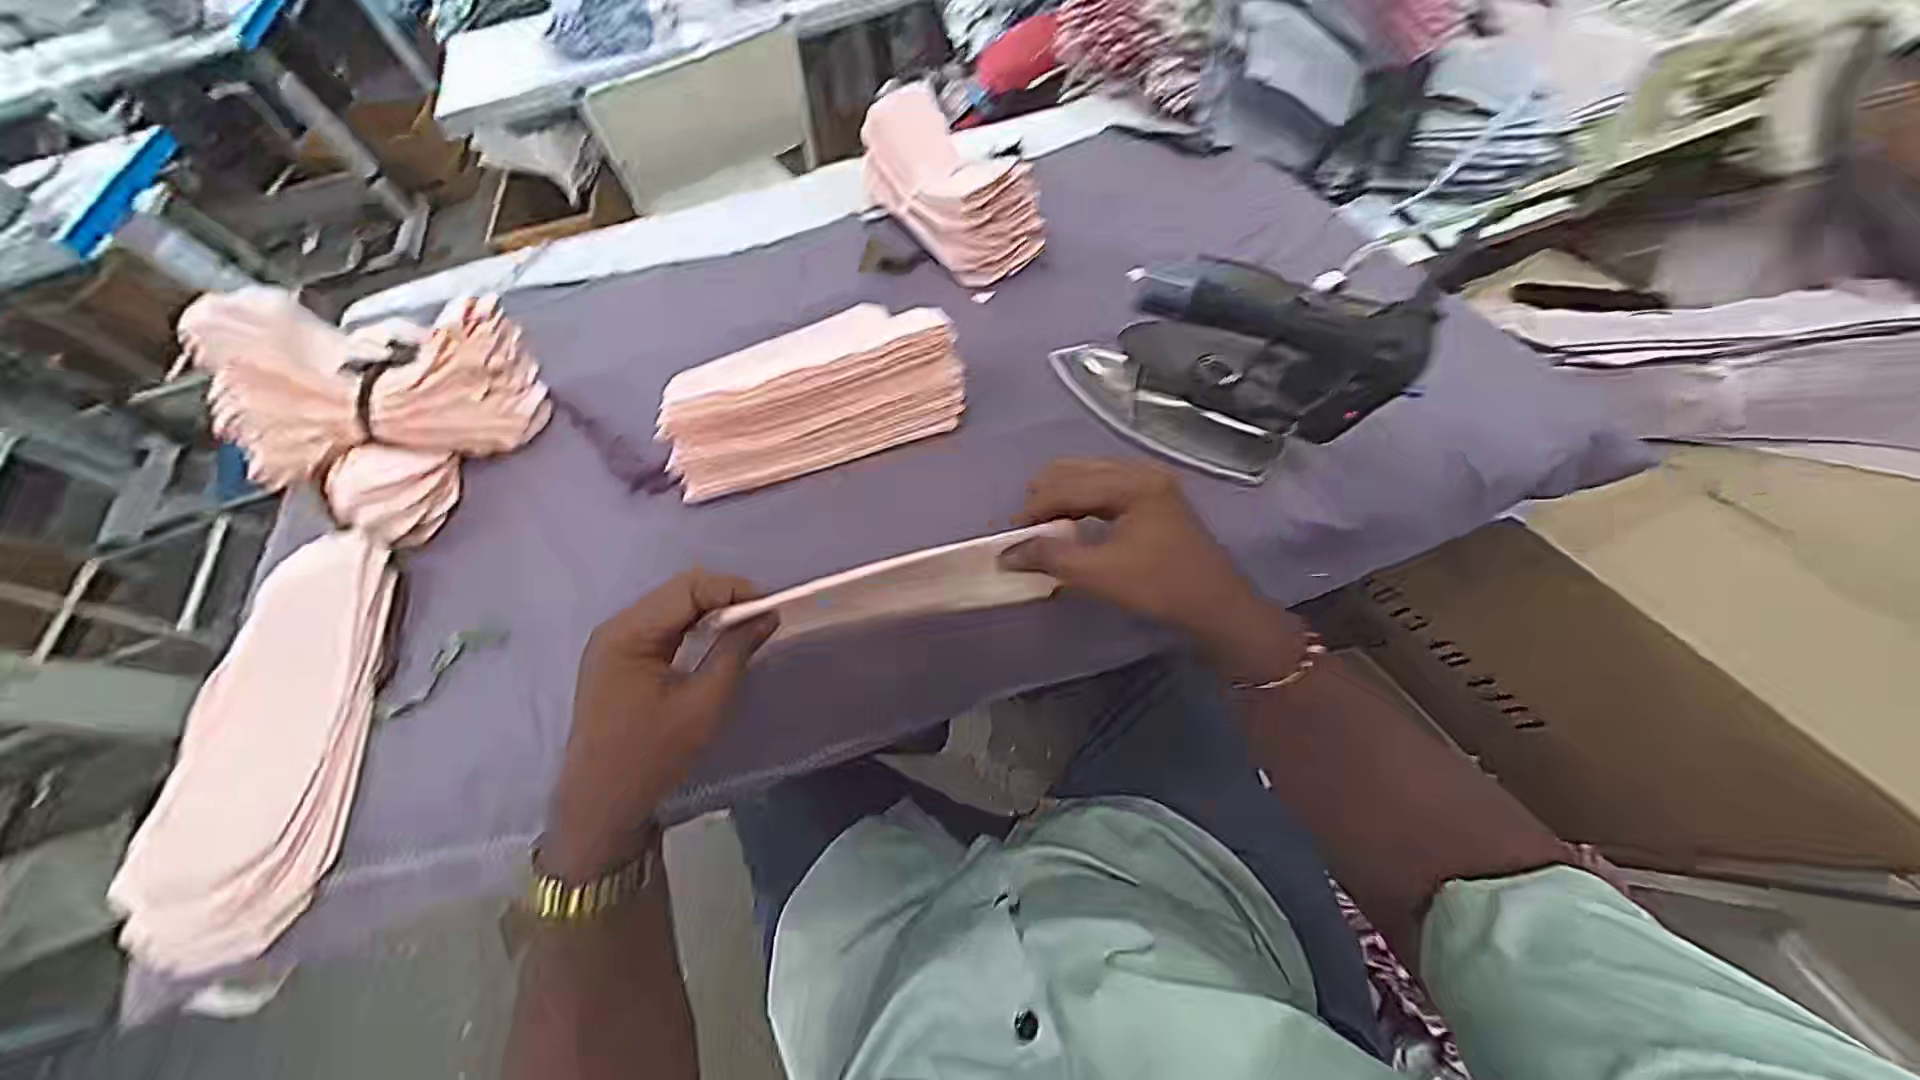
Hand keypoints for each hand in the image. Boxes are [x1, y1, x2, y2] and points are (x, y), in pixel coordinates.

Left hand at [545, 571, 777, 879]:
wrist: (602, 805)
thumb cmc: (653, 755)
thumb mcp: (705, 703)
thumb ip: (736, 651)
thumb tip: (767, 615)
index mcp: (628, 634)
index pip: (687, 588)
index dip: (733, 589)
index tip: (769, 607)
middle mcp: (617, 628)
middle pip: (678, 591)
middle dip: (725, 597)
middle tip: (762, 618)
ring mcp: (615, 643)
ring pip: (673, 605)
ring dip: (712, 610)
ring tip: (747, 627)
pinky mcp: (621, 658)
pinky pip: (664, 626)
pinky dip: (695, 626)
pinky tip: (718, 640)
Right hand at [1001, 458, 1305, 681]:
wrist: (1218, 607)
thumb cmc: (1161, 588)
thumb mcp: (1099, 574)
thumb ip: (1050, 557)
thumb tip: (1006, 554)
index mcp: (1132, 483)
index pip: (1066, 485)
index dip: (1033, 510)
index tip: (1011, 536)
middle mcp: (1141, 471)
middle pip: (1074, 470)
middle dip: (1045, 499)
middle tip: (1028, 532)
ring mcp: (1150, 481)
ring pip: (1087, 476)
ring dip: (1061, 499)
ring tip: (1047, 532)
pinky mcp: (1153, 496)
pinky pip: (1103, 487)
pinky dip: (1081, 503)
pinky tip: (1073, 527)